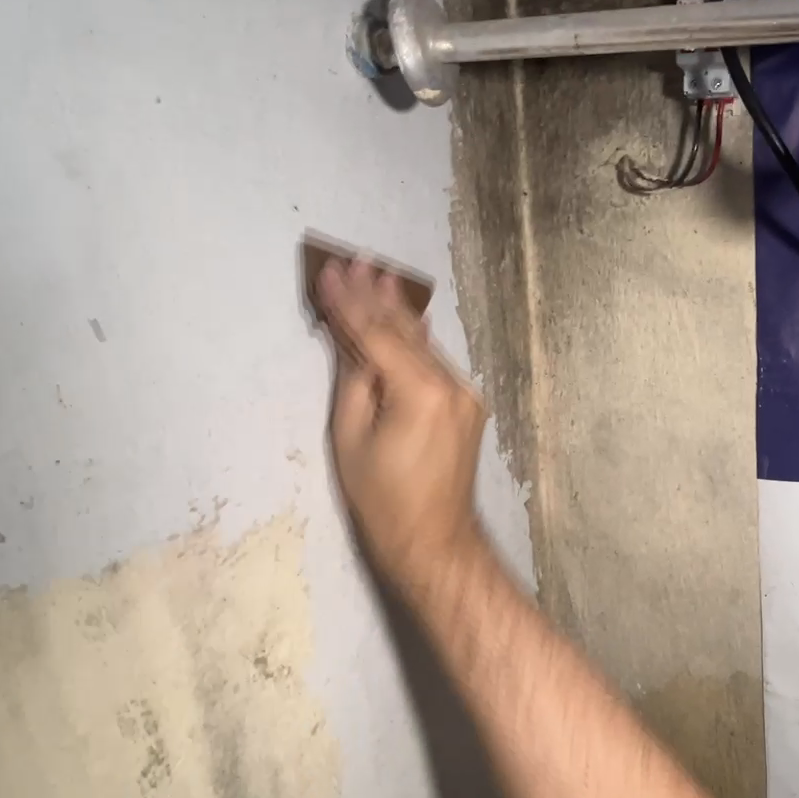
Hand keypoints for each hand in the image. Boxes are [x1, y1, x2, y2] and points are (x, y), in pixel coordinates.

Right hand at [316, 258, 485, 593]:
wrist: (435, 537)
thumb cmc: (382, 498)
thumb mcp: (351, 437)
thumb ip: (354, 379)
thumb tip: (351, 336)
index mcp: (421, 393)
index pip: (379, 336)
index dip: (350, 304)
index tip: (329, 272)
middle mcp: (452, 385)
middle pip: (406, 333)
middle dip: (377, 297)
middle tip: (357, 260)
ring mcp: (466, 395)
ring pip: (424, 346)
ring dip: (398, 313)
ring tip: (378, 275)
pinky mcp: (468, 405)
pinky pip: (436, 364)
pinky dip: (415, 342)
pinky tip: (406, 315)